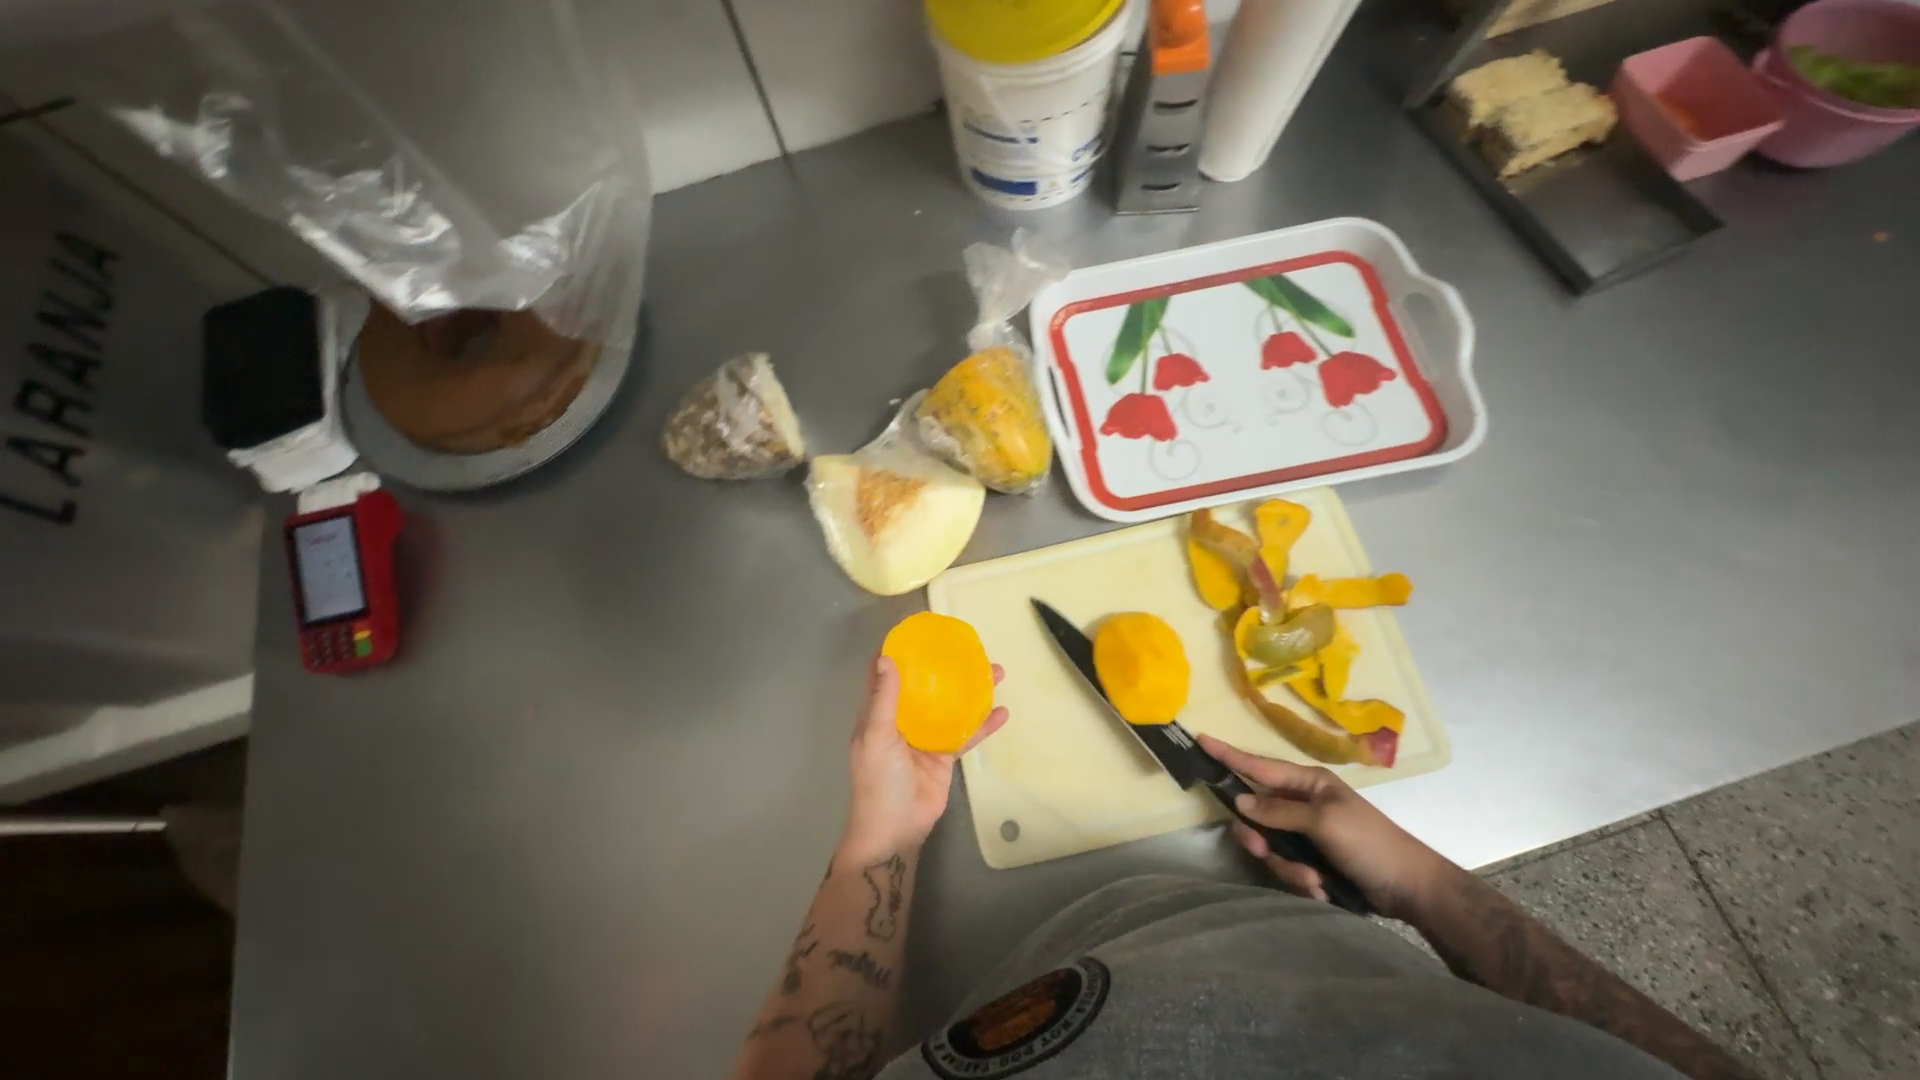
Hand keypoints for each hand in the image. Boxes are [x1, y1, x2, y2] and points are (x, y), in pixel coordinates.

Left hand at [839, 655, 1008, 862]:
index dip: (898, 655)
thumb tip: (887, 657)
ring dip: (971, 691)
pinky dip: (984, 724)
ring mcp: (925, 739)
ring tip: (996, 671)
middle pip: (925, 687)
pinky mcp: (944, 757)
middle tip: (968, 649)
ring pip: (950, 707)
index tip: (918, 634)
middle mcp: (901, 722)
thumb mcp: (877, 736)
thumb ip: (885, 699)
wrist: (895, 829)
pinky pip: (966, 735)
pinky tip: (1003, 712)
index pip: (885, 677)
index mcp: (877, 715)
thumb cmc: (878, 781)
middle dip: (945, 669)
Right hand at [1200, 735, 1452, 920]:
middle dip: (1260, 838)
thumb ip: (1279, 810)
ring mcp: (1304, 835)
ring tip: (1313, 880)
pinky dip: (1300, 881)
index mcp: (1307, 783)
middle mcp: (1301, 805)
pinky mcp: (1310, 862)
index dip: (1228, 754)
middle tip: (1261, 850)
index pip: (1259, 766)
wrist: (1410, 889)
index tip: (1201, 739)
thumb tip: (1239, 799)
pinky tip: (1322, 888)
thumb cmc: (1370, 843)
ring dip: (1287, 867)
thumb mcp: (1323, 821)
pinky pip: (1284, 868)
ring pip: (1268, 846)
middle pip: (1256, 815)